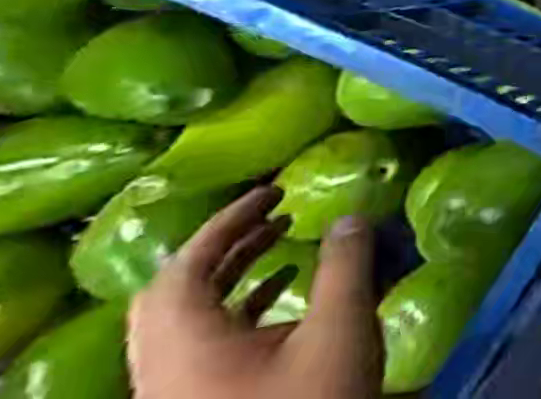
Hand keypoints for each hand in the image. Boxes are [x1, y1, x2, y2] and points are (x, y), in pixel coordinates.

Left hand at [130, 185, 380, 398]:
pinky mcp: (197, 398)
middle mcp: (163, 367)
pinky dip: (236, 300)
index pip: (183, 269)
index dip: (225, 223)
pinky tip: (283, 284)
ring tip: (281, 235)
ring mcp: (175, 389)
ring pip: (183, 317)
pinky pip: (200, 338)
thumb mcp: (340, 327)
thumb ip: (345, 266)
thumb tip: (350, 217)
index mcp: (185, 347)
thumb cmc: (314, 397)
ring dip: (230, 270)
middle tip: (273, 210)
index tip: (273, 190)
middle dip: (223, 243)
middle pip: (170, 294)